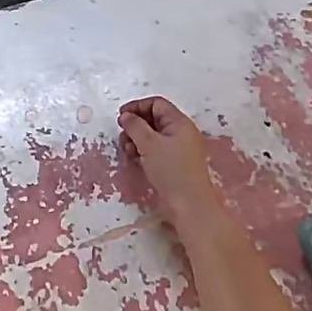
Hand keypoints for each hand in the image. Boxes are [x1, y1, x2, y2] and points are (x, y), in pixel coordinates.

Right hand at [119, 97, 220, 225]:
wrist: (190, 206)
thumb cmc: (170, 170)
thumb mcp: (149, 144)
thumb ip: (135, 126)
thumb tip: (126, 116)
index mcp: (179, 122)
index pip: (156, 104)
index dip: (137, 106)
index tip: (120, 116)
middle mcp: (182, 132)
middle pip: (155, 119)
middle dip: (136, 124)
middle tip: (122, 135)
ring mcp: (180, 148)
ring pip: (154, 135)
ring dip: (138, 139)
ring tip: (127, 150)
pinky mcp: (177, 163)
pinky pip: (158, 149)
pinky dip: (145, 150)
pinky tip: (135, 159)